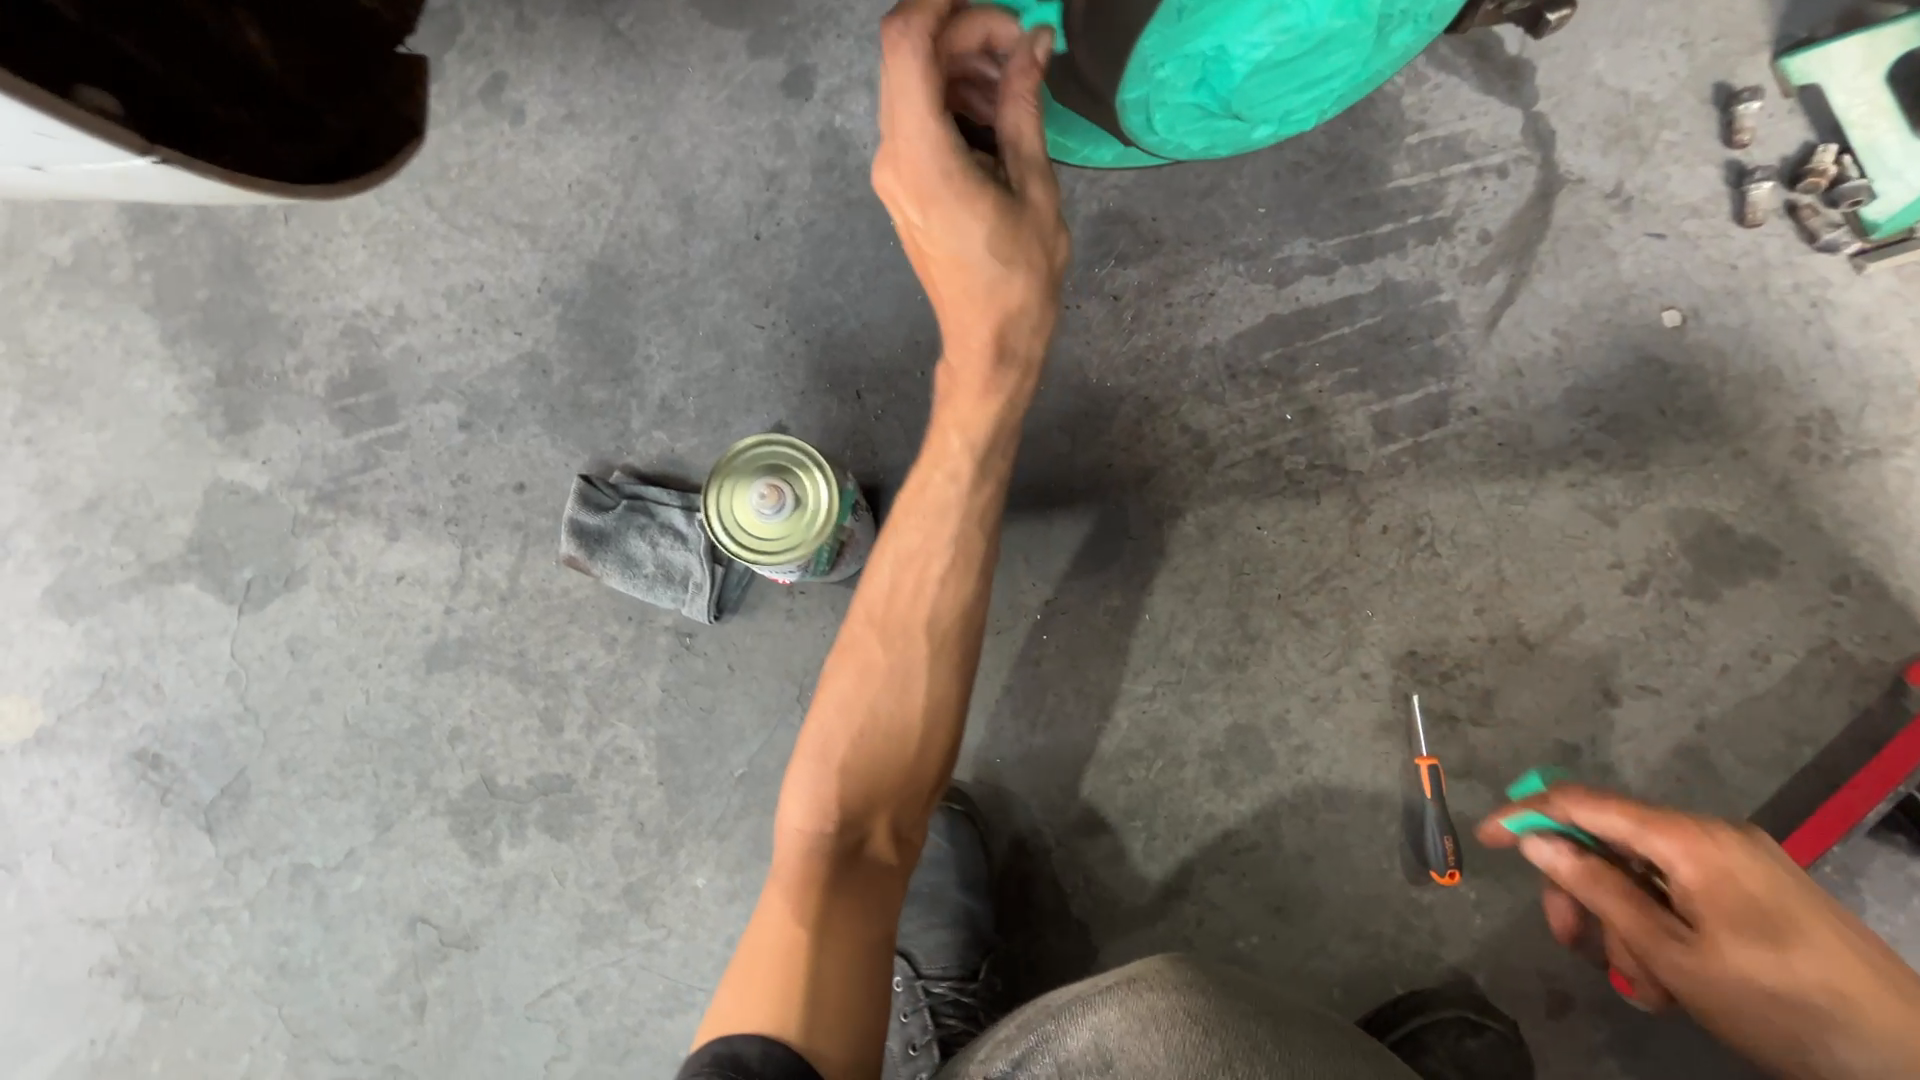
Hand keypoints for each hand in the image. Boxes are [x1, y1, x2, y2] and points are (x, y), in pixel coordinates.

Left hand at [872, 0, 1070, 408]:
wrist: (988, 342)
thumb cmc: (1019, 280)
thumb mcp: (1033, 189)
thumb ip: (1024, 107)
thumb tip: (1033, 43)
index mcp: (922, 157)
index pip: (906, 41)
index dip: (944, 5)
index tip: (1000, 11)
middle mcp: (892, 158)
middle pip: (908, 55)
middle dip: (965, 35)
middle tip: (1022, 51)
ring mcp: (892, 174)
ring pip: (912, 84)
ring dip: (962, 68)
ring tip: (1018, 88)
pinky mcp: (903, 187)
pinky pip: (918, 119)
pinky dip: (953, 101)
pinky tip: (997, 117)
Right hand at [1479, 786, 1919, 1079]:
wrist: (1911, 1060)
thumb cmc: (1779, 1002)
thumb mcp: (1671, 953)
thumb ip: (1596, 888)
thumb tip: (1535, 841)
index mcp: (1689, 838)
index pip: (1582, 804)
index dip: (1525, 815)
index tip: (1484, 838)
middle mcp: (1711, 836)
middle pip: (1611, 844)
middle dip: (1582, 894)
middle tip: (1569, 943)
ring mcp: (1740, 863)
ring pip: (1643, 876)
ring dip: (1625, 926)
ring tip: (1643, 986)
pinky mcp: (1759, 891)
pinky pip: (1681, 893)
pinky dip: (1660, 929)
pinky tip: (1671, 979)